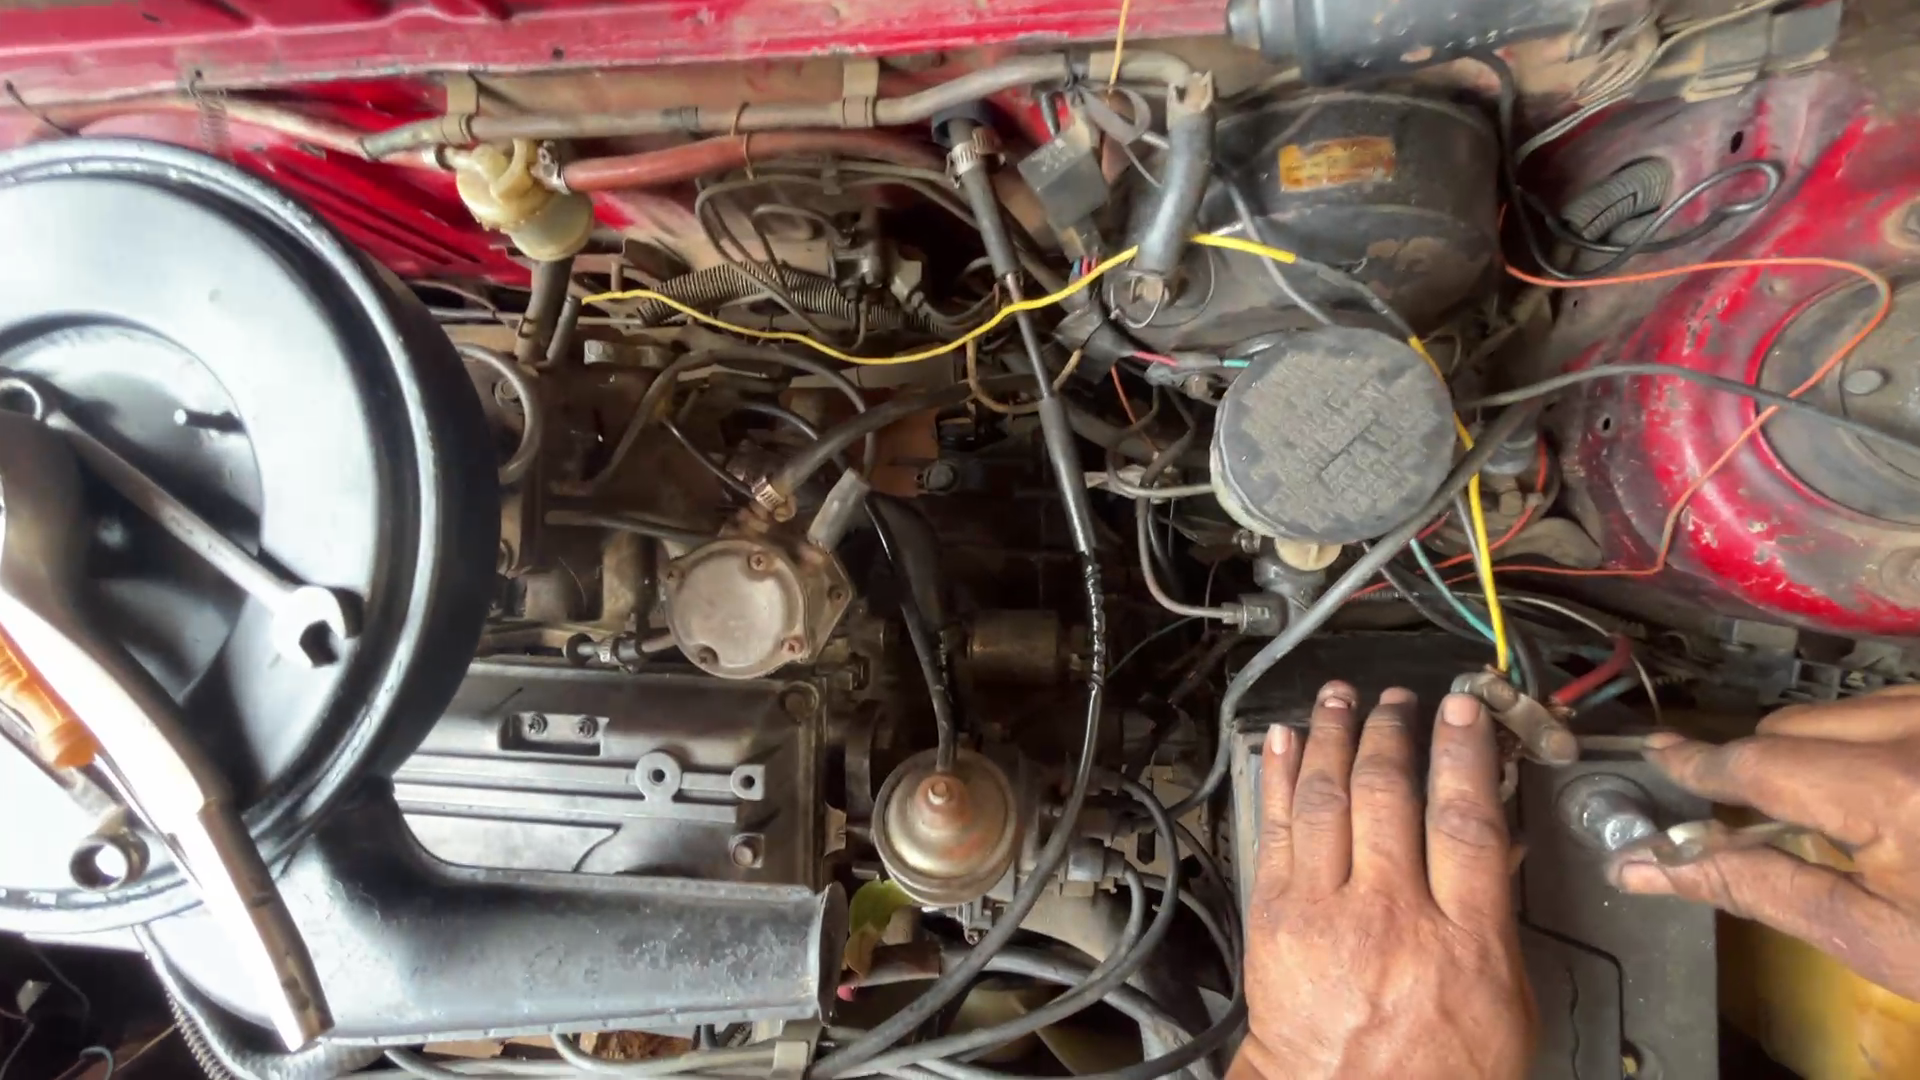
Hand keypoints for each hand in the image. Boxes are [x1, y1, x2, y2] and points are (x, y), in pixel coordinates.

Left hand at [1231, 683, 1533, 1079]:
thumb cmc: (1433, 1068)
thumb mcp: (1503, 1005)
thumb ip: (1492, 916)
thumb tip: (1487, 838)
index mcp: (1463, 942)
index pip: (1466, 822)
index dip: (1463, 755)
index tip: (1462, 711)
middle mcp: (1389, 912)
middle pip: (1386, 795)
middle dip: (1390, 734)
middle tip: (1396, 699)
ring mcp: (1322, 904)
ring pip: (1326, 796)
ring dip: (1331, 736)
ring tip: (1338, 696)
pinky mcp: (1274, 906)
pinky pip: (1276, 823)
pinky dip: (1279, 774)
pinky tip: (1284, 737)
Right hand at [1612, 686, 1919, 997]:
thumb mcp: (1886, 944)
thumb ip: (1754, 887)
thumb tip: (1637, 867)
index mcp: (1895, 796)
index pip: (1753, 762)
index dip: (1696, 763)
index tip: (1657, 755)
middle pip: (1792, 728)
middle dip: (1770, 768)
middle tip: (1778, 818)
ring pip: (1848, 709)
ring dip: (1827, 748)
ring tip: (1865, 807)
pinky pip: (1907, 704)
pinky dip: (1886, 737)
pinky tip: (1917, 787)